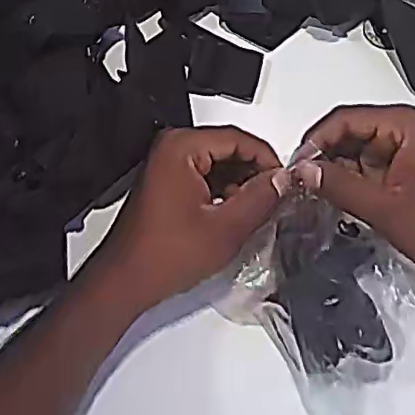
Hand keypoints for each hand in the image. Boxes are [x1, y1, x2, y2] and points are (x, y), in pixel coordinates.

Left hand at [87, 126, 291, 310]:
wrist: (128, 277)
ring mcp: (167, 161)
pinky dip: (222, 190)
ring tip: (256, 210)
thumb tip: (282, 180)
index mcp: (182, 146)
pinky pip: (203, 173)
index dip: (266, 158)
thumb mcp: (226, 227)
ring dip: (239, 183)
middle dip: (253, 172)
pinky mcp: (166, 177)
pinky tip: (233, 213)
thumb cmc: (165, 253)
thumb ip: (260, 198)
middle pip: (226, 147)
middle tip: (275, 197)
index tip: (286, 179)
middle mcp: (172, 146)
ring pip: (217, 162)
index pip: (236, 137)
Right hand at [294, 105, 414, 312]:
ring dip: (331, 175)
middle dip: (320, 158)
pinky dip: (346, 188)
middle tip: (298, 183)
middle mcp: (399, 134)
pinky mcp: (401, 182)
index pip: (342, 120)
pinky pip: (362, 176)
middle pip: (343, 135)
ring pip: (349, 156)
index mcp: (401, 126)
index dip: (315, 141)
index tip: (295, 167)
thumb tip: (302, 170)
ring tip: (311, 196)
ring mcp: (400, 158)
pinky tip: (332, 205)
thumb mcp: (391, 210)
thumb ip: (341, 186)